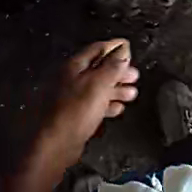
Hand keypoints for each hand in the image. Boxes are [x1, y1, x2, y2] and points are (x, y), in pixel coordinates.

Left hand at [11, 39, 139, 191]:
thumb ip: (113, 66)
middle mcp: (71, 78)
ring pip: (98, 87)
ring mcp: (71, 97)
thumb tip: (123, 50)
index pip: (98, 49)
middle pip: (99, 68)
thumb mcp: (99, 84)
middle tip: (135, 76)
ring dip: (116, 88)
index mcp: (75, 66)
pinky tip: (118, 108)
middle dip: (118, 71)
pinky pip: (94, 104)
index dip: (115, 47)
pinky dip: (107, 104)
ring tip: (132, 94)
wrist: (56, 144)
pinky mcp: (74, 114)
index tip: (130, 47)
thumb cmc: (77, 110)